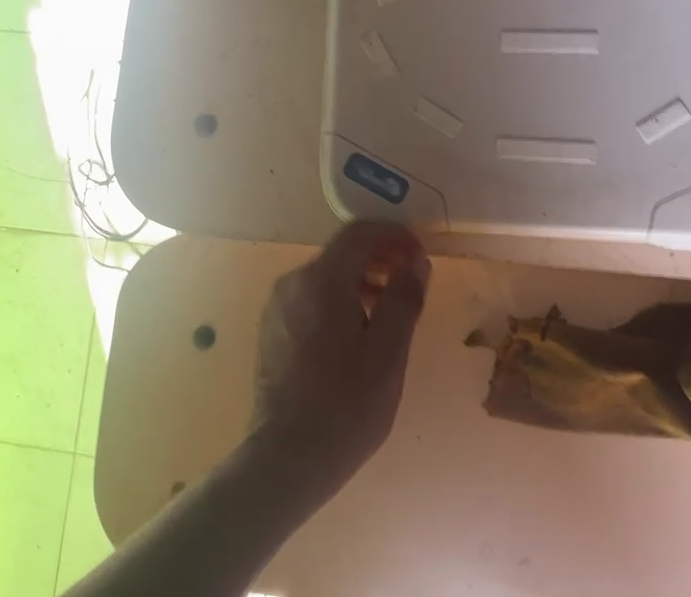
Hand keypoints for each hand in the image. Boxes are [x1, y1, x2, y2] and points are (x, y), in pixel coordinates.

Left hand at [252, 222, 430, 485]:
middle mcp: (292, 283)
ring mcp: (277, 308)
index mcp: (321, 279)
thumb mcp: (388, 350)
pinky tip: (356, 337)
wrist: (288, 457)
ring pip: (324, 278)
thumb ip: (404, 298)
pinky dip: (337, 303)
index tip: (419, 256)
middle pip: (340, 254)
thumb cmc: (347, 402)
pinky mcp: (271, 333)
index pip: (359, 234)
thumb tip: (416, 262)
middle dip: (379, 260)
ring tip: (388, 314)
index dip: (394, 236)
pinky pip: (309, 301)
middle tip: (410, 284)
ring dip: (359, 283)